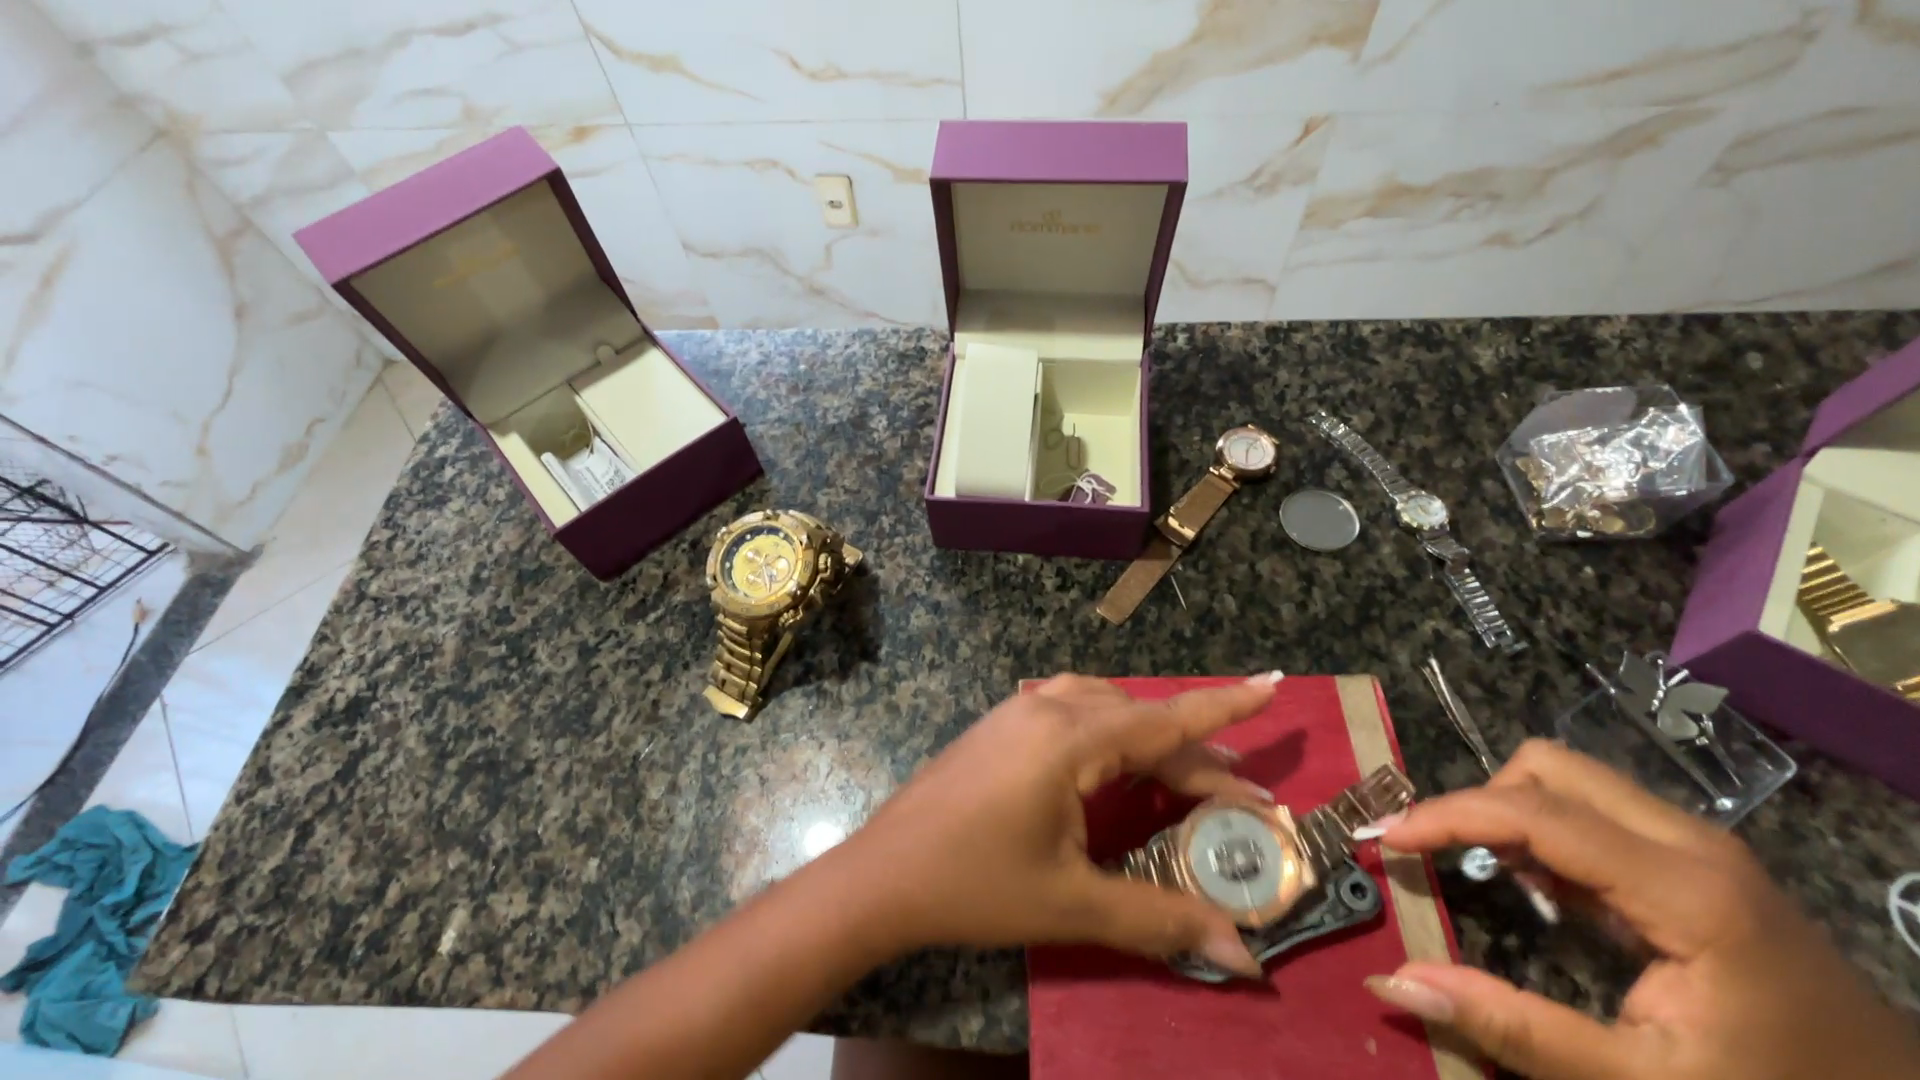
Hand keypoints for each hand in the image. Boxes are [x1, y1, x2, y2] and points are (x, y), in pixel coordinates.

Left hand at [827, 673, 1284, 975]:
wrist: (881, 876)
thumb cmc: (976, 886)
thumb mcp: (1072, 905)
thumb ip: (1160, 920)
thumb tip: (1242, 954)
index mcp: (1070, 739)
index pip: (1165, 718)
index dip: (1224, 707)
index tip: (1274, 684)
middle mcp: (1047, 707)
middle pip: (1139, 719)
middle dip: (1193, 753)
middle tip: (1241, 796)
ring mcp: (1016, 711)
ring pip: (1104, 708)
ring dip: (1149, 736)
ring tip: (1187, 772)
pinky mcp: (998, 726)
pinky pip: (1071, 710)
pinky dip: (1110, 731)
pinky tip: (1114, 759)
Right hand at [1367, 740, 1919, 1079]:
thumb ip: (1511, 1027)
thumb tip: (1391, 981)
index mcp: (1686, 892)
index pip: (1536, 813)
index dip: (1448, 816)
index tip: (1385, 840)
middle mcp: (1694, 843)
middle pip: (1552, 768)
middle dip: (1478, 801)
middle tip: (1431, 854)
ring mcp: (1704, 847)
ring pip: (1573, 780)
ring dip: (1509, 811)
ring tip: (1476, 872)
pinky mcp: (1703, 861)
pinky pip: (1598, 811)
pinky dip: (1544, 829)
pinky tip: (1536, 889)